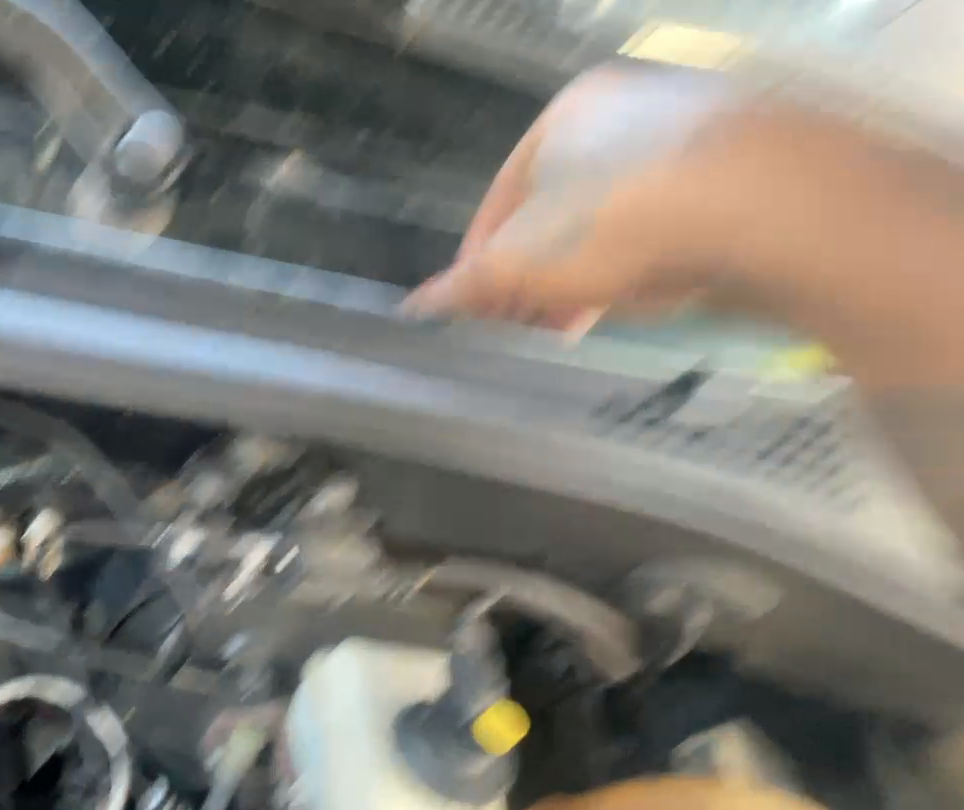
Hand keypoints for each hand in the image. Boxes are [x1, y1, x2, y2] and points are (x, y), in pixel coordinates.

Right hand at [403, 64, 745, 333]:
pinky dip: (644, 261)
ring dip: (583, 277)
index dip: (479, 265)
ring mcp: (698, 129)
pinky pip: (671, 220)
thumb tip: (414, 309)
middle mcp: (634, 105)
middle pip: (557, 213)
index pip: (497, 202)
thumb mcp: (515, 266)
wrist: (774, 207)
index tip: (478, 310)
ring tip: (571, 326)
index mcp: (568, 112)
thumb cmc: (615, 223)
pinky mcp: (752, 163)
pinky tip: (635, 299)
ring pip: (613, 220)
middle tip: (523, 325)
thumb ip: (460, 288)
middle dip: (534, 276)